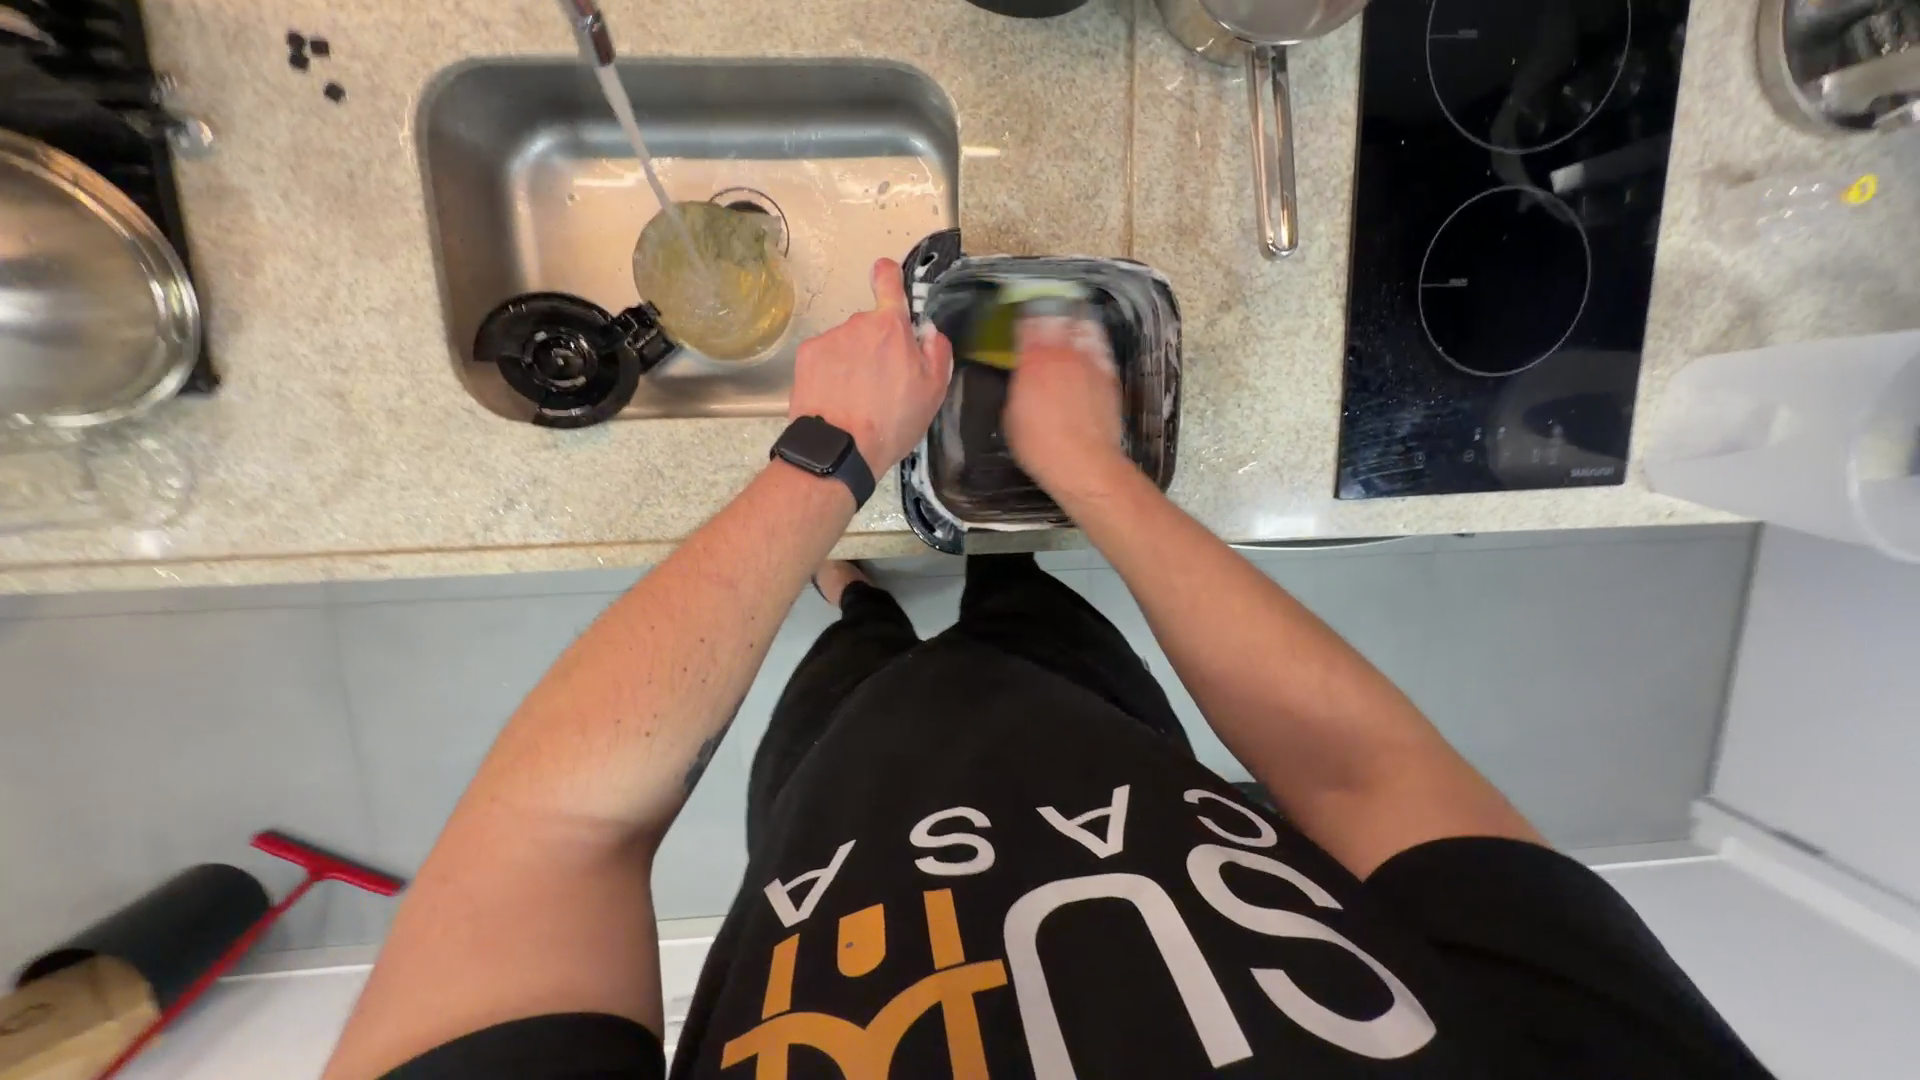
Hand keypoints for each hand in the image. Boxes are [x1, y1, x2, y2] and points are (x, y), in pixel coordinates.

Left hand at [788, 258, 953, 473]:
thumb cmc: (890, 423)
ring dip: (853, 362)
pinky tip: (838, 398)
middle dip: (877, 346)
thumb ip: (937, 353)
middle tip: (883, 383)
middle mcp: (858, 325)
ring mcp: (829, 339)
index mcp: (892, 328)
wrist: (841, 449)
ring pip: (847, 344)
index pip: (889, 282)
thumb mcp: (933, 392)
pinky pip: (825, 358)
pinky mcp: (807, 356)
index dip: (888, 276)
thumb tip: (930, 334)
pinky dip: (831, 373)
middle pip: (870, 326)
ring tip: (859, 398)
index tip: (886, 277)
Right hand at [1005, 313, 1133, 503]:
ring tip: (1070, 321)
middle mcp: (1063, 354)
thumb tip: (1021, 379)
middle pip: (1057, 319)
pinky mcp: (1109, 377)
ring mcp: (1090, 363)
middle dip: (1050, 315)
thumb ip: (1018, 388)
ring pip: (1083, 328)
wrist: (1083, 462)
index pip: (1027, 324)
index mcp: (1033, 360)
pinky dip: (1093, 343)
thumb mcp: (1012, 416)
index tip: (1020, 317)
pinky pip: (1101, 349)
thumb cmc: (1040, 446)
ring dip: (1074, 322)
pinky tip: (1089, 346)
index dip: (1023, 318)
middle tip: (1045, 315)